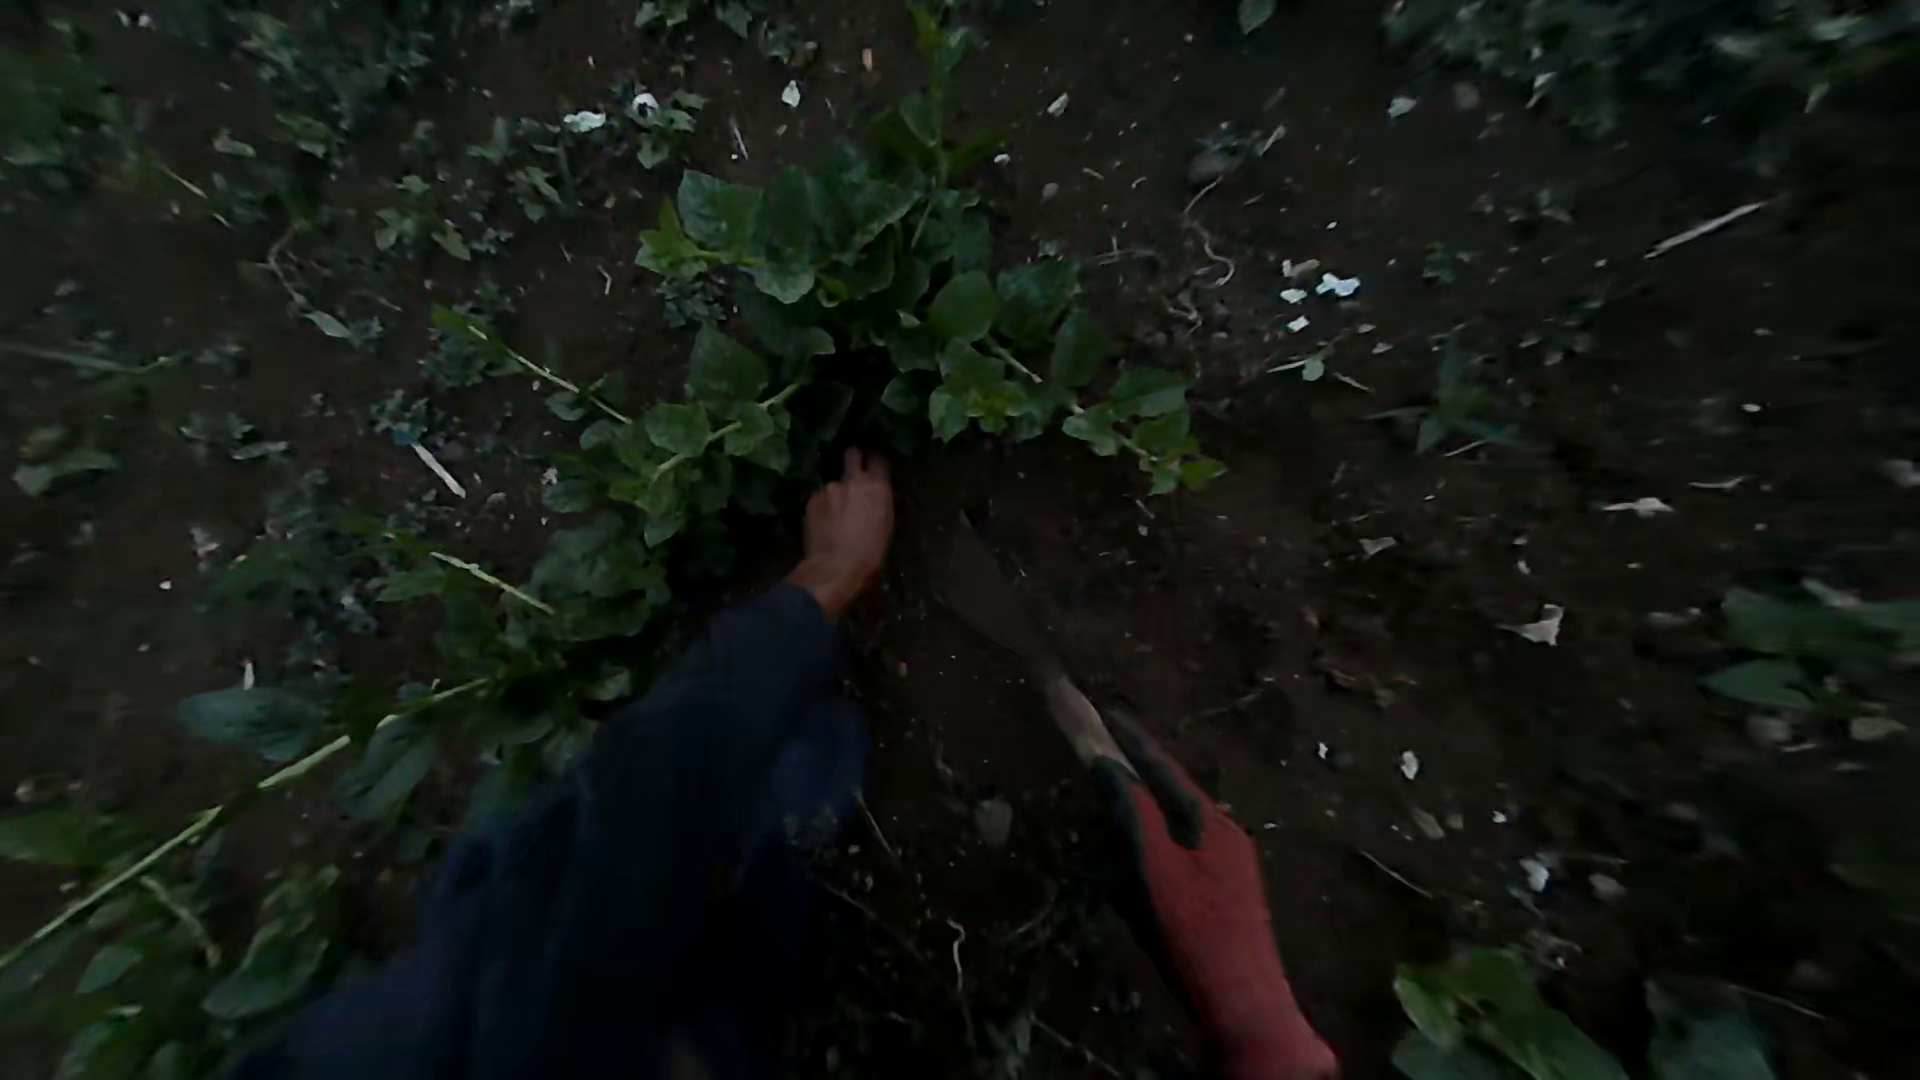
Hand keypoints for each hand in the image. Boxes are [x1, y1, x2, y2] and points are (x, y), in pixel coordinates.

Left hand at [786, 448, 892, 620]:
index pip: (878, 458)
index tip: (874, 467)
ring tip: (836, 515)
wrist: (836, 565)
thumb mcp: (885, 524)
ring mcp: (829, 488)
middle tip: (853, 473)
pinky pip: (820, 498)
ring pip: (834, 484)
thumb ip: (879, 500)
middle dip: (853, 459)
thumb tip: (874, 492)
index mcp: (877, 486)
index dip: (875, 462)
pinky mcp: (812, 499)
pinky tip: (824, 523)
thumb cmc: (870, 551)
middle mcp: (852, 480)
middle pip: (852, 454)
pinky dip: (823, 506)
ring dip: (836, 494)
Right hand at [1094, 715, 1336, 1079]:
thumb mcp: (1159, 868)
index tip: (1107, 710)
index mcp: (1211, 820)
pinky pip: (1177, 847)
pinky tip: (1135, 852)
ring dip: (1142, 807)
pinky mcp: (1218, 887)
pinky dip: (1151, 841)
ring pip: (1172, 819)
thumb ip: (1134, 812)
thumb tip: (1107, 764)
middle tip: (1103, 751)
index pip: (1164, 766)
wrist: (1247, 1010)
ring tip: (1113, 796)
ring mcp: (1224, 861)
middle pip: (1169, 790)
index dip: (1133, 738)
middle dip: (1136, 770)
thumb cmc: (1199, 933)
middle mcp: (1221, 831)